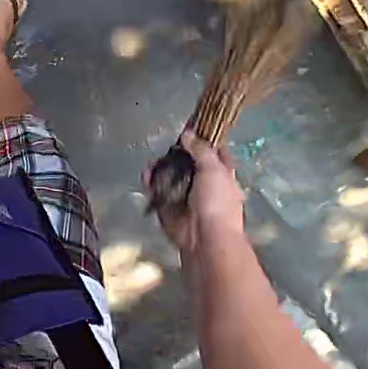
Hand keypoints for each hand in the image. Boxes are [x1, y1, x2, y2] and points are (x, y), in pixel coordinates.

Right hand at [148, 131, 245, 254]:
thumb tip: (188, 134)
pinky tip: (146, 177)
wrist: (205, 238)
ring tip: (152, 165)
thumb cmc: (217, 202)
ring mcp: (185, 195)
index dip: (203, 140)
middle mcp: (204, 183)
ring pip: (169, 175)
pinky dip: (150, 183)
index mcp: (221, 174)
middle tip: (166, 149)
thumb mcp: (213, 169)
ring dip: (159, 168)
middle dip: (174, 154)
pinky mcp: (168, 206)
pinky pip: (156, 191)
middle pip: (186, 161)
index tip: (189, 129)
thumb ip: (200, 149)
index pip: (213, 151)